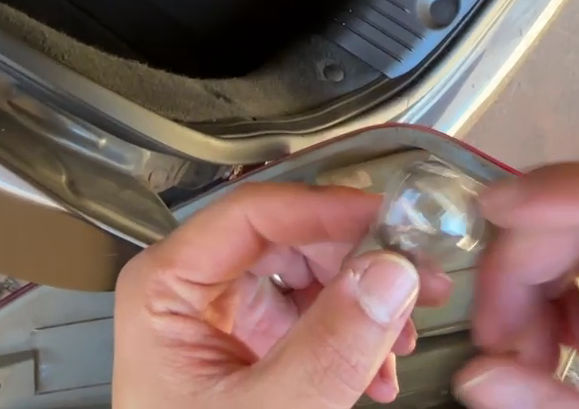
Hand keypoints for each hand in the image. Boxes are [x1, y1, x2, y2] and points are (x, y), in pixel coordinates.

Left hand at [113, 182, 451, 408]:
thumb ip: (327, 348)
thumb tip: (387, 275)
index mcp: (165, 284)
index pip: (252, 213)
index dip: (324, 209)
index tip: (385, 218)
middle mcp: (191, 286)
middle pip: (284, 239)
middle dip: (354, 260)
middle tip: (413, 275)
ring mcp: (221, 315)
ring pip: (303, 274)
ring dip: (360, 301)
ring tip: (399, 336)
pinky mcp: (248, 345)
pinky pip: (306, 316)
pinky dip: (349, 335)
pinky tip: (377, 368)